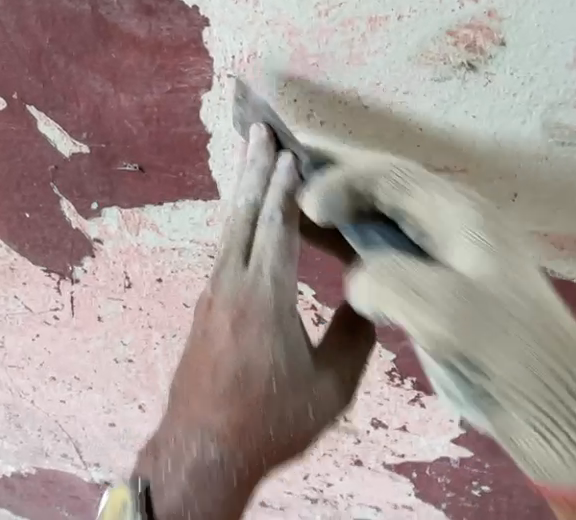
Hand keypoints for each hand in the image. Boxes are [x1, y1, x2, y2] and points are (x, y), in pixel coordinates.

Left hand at [134, 124, 376, 519]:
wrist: (204, 446)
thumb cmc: (270, 420)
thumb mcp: (329, 389)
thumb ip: (353, 339)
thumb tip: (371, 296)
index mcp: (264, 297)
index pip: (277, 227)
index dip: (285, 188)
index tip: (291, 152)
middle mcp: (233, 281)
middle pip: (245, 212)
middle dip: (254, 169)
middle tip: (259, 129)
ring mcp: (214, 290)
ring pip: (230, 226)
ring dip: (242, 187)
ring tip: (250, 153)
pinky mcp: (207, 301)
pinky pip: (225, 244)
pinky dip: (237, 216)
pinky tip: (244, 210)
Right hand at [299, 151, 575, 513]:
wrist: (564, 419)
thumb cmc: (511, 359)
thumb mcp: (449, 314)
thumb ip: (389, 280)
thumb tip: (356, 278)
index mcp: (461, 216)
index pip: (389, 177)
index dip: (341, 179)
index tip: (305, 203)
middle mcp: (450, 222)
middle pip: (379, 183)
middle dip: (330, 172)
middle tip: (279, 161)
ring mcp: (441, 252)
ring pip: (375, 212)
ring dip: (333, 202)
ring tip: (284, 192)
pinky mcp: (433, 282)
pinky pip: (379, 245)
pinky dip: (345, 236)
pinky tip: (314, 238)